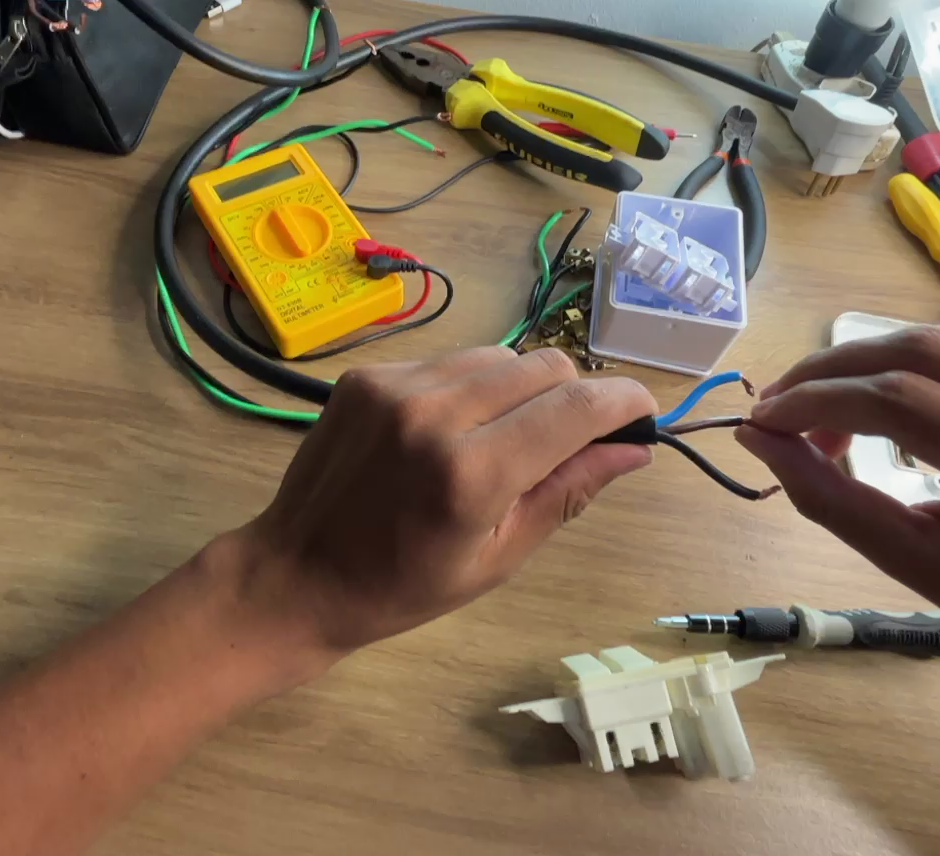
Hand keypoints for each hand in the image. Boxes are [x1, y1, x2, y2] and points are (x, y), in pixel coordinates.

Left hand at [219, 347, 654, 660]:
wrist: (296, 571)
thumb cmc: (403, 586)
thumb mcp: (497, 556)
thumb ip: (568, 492)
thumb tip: (634, 449)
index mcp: (471, 473)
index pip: (575, 407)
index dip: (624, 400)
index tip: (642, 410)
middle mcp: (434, 413)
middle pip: (543, 365)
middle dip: (573, 394)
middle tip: (566, 436)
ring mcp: (395, 385)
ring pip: (498, 355)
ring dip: (521, 387)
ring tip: (501, 434)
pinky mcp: (369, 373)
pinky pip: (449, 360)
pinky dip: (471, 385)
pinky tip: (450, 426)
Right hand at [734, 325, 939, 694]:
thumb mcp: (920, 569)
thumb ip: (829, 498)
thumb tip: (757, 439)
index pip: (904, 403)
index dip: (816, 401)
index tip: (763, 421)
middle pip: (925, 352)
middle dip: (832, 370)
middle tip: (781, 404)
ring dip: (866, 365)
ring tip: (821, 407)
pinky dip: (913, 369)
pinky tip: (880, 401)